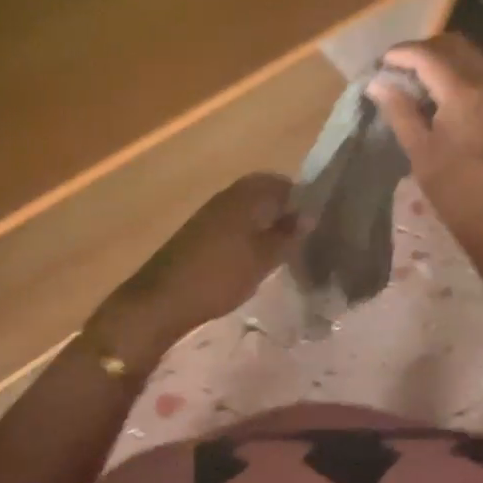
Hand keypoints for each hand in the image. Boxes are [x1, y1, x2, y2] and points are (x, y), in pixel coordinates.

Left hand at [89, 173, 296, 369]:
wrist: (163, 298)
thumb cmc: (219, 275)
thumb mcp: (263, 259)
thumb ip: (288, 235)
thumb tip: (309, 215)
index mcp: (247, 195)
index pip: (283, 183)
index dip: (303, 199)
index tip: (319, 222)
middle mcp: (229, 195)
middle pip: (265, 193)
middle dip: (285, 211)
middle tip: (303, 237)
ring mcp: (212, 212)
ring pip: (249, 208)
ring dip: (266, 223)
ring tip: (284, 250)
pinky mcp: (201, 231)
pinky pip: (235, 222)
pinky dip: (249, 233)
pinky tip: (256, 257)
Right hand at [369, 36, 482, 247]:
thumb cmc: (456, 189)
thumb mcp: (420, 150)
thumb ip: (399, 110)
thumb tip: (377, 83)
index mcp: (463, 92)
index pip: (428, 55)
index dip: (402, 53)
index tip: (382, 62)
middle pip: (454, 45)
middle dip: (424, 49)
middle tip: (400, 68)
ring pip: (471, 57)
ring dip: (443, 59)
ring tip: (419, 81)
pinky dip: (460, 73)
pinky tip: (443, 96)